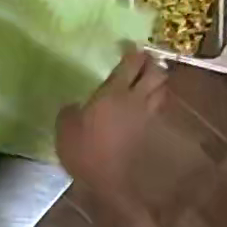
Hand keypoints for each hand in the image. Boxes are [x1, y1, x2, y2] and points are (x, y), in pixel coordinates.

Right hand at [56, 48, 166, 210]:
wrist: (107, 182)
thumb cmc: (83, 151)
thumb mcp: (65, 127)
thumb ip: (70, 111)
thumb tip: (75, 105)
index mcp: (113, 93)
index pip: (130, 63)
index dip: (131, 50)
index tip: (126, 45)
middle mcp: (134, 99)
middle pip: (155, 72)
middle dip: (151, 62)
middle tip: (142, 59)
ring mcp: (145, 116)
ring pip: (161, 89)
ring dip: (157, 80)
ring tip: (148, 78)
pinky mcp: (148, 131)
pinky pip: (155, 107)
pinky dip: (153, 99)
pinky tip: (143, 103)